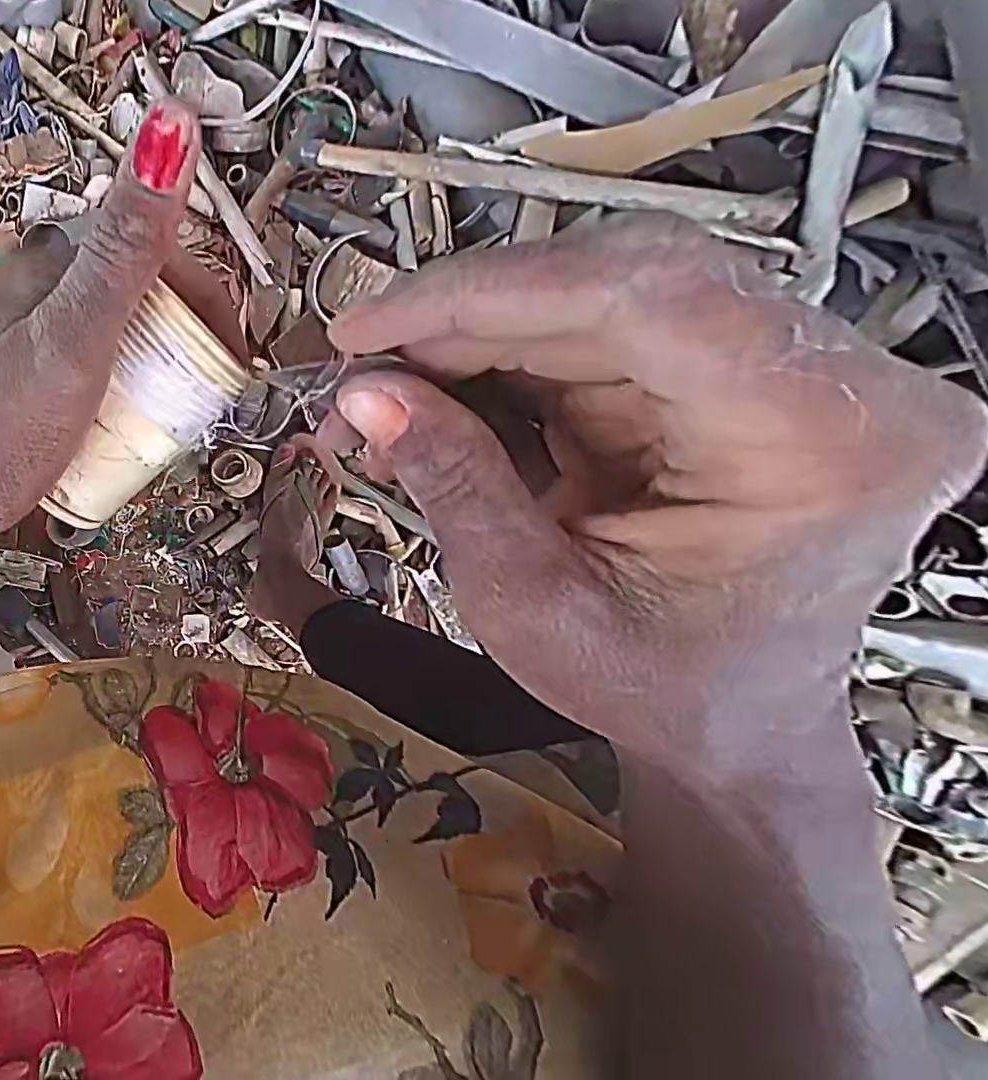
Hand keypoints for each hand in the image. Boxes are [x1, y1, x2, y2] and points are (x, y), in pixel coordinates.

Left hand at [0, 99, 246, 589]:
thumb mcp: (72, 340)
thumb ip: (124, 251)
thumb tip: (167, 131)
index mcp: (49, 268)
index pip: (157, 253)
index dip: (209, 303)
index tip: (231, 357)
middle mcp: (34, 294)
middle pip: (137, 296)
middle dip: (184, 340)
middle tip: (201, 393)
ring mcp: (25, 341)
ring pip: (114, 338)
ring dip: (154, 371)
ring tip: (168, 416)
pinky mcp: (20, 385)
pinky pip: (89, 376)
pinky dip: (118, 397)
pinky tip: (116, 428)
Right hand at [327, 215, 987, 767]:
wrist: (713, 721)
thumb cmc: (648, 683)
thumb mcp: (527, 596)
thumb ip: (451, 483)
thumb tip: (367, 397)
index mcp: (818, 443)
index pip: (647, 299)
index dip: (483, 295)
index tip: (367, 328)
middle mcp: (807, 386)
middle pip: (609, 285)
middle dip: (455, 319)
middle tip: (357, 365)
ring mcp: (752, 379)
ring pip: (575, 306)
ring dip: (452, 347)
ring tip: (372, 402)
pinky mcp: (691, 389)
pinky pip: (565, 347)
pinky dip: (473, 373)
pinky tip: (418, 410)